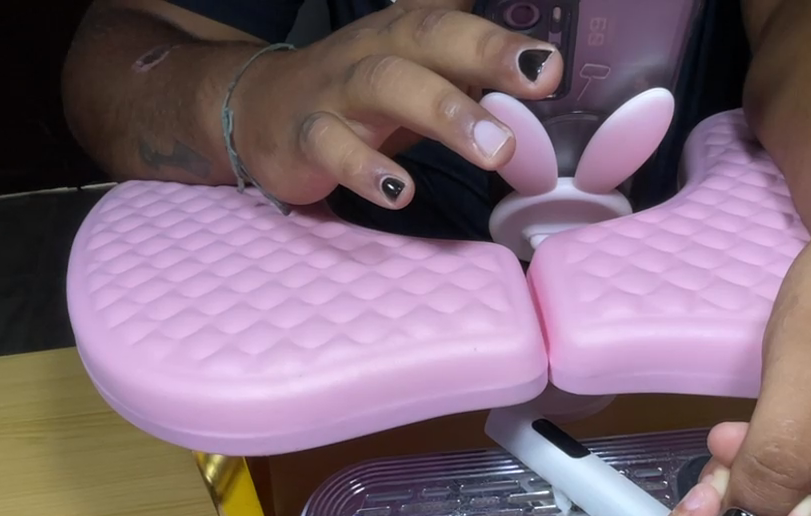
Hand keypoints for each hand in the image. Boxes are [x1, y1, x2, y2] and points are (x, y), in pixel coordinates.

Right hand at [229, 0, 558, 208]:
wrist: (260, 112)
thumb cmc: (354, 99)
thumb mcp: (411, 75)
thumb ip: (463, 70)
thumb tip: (534, 70)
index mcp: (403, 40)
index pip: (456, 28)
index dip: (502, 42)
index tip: (551, 65)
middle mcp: (372, 55)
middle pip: (427, 41)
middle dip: (486, 56)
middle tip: (539, 81)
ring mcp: (335, 95)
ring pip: (387, 87)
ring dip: (444, 113)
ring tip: (493, 151)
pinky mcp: (304, 139)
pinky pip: (333, 149)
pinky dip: (367, 170)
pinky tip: (401, 193)